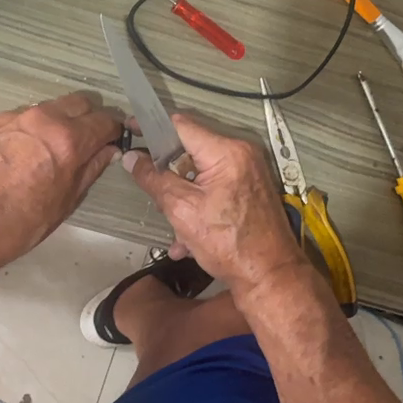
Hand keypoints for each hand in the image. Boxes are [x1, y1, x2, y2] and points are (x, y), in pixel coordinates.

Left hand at [0, 91, 122, 292]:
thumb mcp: (65, 203)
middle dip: (89, 118)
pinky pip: (23, 117)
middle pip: (79, 102)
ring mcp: (15, 116)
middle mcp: (44, 119)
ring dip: (59, 120)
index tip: (113, 140)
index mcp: (68, 140)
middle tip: (88, 140)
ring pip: (50, 107)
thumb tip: (107, 151)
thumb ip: (90, 170)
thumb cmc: (19, 223)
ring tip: (53, 147)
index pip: (105, 121)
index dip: (114, 131)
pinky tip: (23, 152)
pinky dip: (32, 128)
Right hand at [121, 113, 310, 297]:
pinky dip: (199, 206)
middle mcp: (242, 154)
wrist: (271, 276)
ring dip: (181, 196)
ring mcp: (248, 172)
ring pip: (200, 174)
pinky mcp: (250, 189)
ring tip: (174, 227)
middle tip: (154, 194)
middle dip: (167, 173)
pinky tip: (187, 238)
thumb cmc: (229, 244)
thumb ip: (154, 179)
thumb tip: (132, 159)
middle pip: (191, 151)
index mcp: (226, 152)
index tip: (131, 128)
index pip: (181, 125)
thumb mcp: (181, 210)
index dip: (152, 126)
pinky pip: (215, 188)